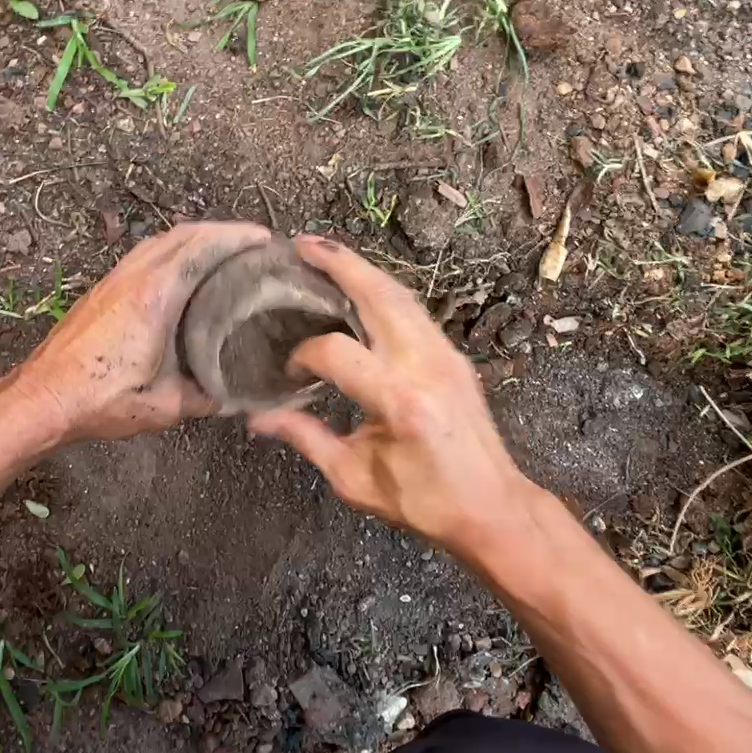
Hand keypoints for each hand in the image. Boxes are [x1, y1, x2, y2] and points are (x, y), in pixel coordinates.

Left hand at [14, 221, 271, 441]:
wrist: (42, 397)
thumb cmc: (98, 399)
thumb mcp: (162, 407)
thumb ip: (202, 397)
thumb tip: (229, 396)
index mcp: (155, 297)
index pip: (202, 248)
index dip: (236, 237)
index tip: (264, 238)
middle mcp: (134, 277)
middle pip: (183, 234)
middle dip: (222, 231)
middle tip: (252, 242)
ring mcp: (114, 279)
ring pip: (161, 240)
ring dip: (194, 237)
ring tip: (223, 251)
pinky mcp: (102, 288)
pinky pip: (144, 253)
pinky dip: (172, 249)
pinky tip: (182, 270)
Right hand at [247, 235, 533, 556]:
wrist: (494, 509)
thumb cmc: (424, 502)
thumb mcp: (355, 479)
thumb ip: (307, 438)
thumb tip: (257, 420)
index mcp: (399, 400)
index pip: (337, 352)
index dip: (304, 356)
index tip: (291, 375)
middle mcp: (425, 364)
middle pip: (378, 296)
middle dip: (339, 264)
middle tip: (302, 244)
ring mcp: (445, 354)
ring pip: (400, 294)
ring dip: (362, 269)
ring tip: (327, 252)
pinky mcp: (453, 355)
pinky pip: (414, 309)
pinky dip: (384, 289)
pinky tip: (362, 286)